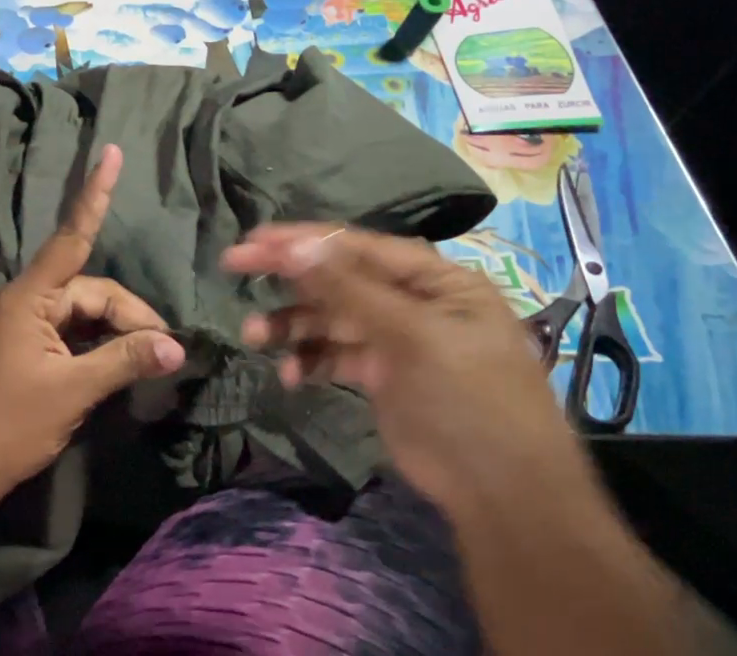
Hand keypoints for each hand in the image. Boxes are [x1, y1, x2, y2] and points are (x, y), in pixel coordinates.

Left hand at [0, 145, 186, 497]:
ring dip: (116, 331)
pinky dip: (98, 343)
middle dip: (129, 315)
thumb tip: (176, 344)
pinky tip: (122, 362)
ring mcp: (22, 322)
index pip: (71, 238)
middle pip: (89, 289)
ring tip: (150, 359)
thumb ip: (124, 361)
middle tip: (164, 352)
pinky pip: (71, 330)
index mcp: (27, 297)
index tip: (110, 154)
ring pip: (83, 311)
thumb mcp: (74, 390)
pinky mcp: (25, 345)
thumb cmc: (13, 423)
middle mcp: (23, 299)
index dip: (94, 196)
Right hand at [222, 224, 593, 517]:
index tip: (251, 241)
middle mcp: (415, 303)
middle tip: (232, 267)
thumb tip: (293, 245)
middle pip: (337, 278)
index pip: (358, 247)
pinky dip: (307, 359)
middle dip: (286, 277)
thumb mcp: (412, 336)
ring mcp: (397, 339)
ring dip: (290, 324)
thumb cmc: (470, 400)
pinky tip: (290, 376)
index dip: (303, 241)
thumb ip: (348, 289)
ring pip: (328, 317)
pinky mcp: (381, 374)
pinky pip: (332, 353)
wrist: (503, 495)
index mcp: (437, 282)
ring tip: (253, 336)